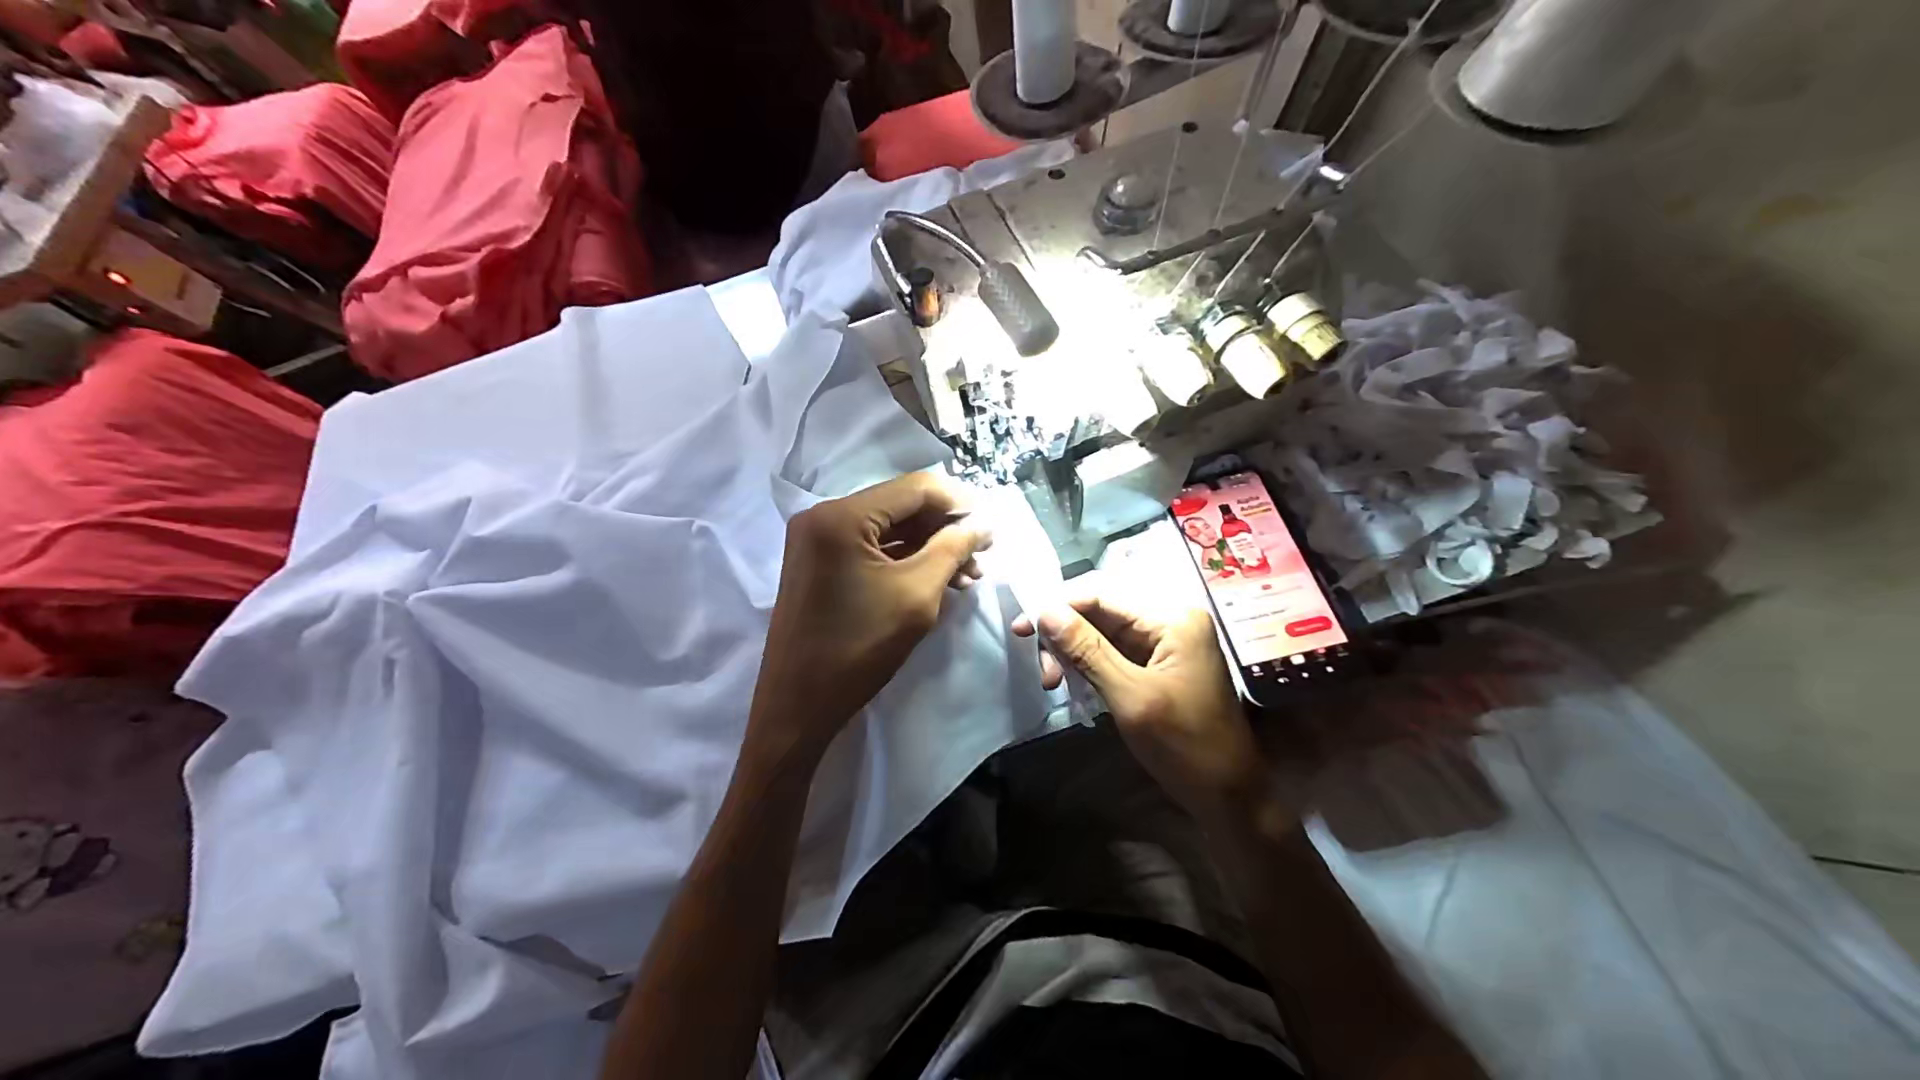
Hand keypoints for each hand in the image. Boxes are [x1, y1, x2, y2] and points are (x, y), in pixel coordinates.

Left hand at [750, 473, 991, 761]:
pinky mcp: (818, 561)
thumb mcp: (917, 595)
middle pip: (900, 505)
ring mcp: (817, 539)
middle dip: (945, 527)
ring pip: (887, 528)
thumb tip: (982, 524)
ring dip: (928, 545)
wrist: (799, 704)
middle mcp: (823, 515)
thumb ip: (953, 549)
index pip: (915, 488)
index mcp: (841, 516)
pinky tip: (937, 577)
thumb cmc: (859, 648)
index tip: (991, 527)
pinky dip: (904, 558)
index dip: (959, 502)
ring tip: (967, 574)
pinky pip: (870, 547)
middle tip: (982, 555)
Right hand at [1014, 591, 1266, 823]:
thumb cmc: (1184, 745)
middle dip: (1064, 635)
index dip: (1059, 608)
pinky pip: (1114, 653)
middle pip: (1101, 613)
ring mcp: (1166, 643)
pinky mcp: (1158, 665)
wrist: (1228, 795)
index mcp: (1173, 619)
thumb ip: (1086, 650)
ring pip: (1102, 634)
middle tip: (1041, 670)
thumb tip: (1045, 611)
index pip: (1102, 596)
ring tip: (1052, 682)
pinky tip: (1070, 683)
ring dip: (1072, 654)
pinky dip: (1088, 666)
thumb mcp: (1129, 696)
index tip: (1022, 629)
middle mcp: (1170, 621)